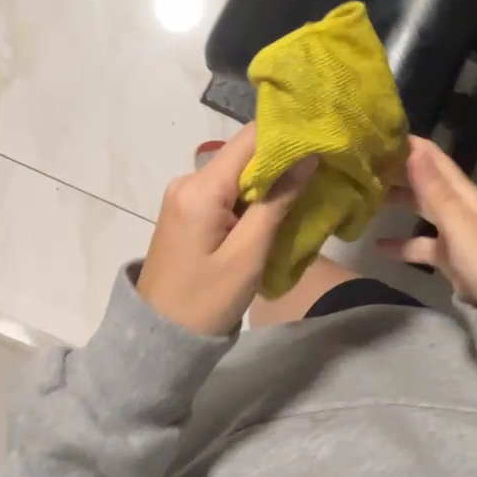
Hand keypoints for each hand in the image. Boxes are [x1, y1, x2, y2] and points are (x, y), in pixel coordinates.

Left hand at [137, 125, 315, 336]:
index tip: (319, 143)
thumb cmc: (205, 302)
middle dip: (281, 160)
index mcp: (200, 189)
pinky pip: (225, 190)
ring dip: (268, 181)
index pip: (249, 138)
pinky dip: (251, 197)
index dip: (285, 136)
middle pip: (243, 154)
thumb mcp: (248, 255)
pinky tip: (273, 212)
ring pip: (237, 172)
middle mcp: (187, 181)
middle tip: (319, 172)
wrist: (157, 340)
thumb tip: (307, 157)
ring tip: (302, 193)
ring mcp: (184, 195)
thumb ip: (277, 201)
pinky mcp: (187, 211)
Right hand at [375, 137, 476, 312]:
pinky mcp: (449, 258)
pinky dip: (401, 244)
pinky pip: (420, 244)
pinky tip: (376, 245)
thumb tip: (413, 150)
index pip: (433, 157)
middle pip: (424, 180)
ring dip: (396, 202)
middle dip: (396, 169)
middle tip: (360, 162)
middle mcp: (457, 206)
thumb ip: (435, 190)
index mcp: (462, 193)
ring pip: (420, 209)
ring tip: (363, 196)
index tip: (376, 133)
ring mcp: (453, 232)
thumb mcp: (460, 224)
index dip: (409, 143)